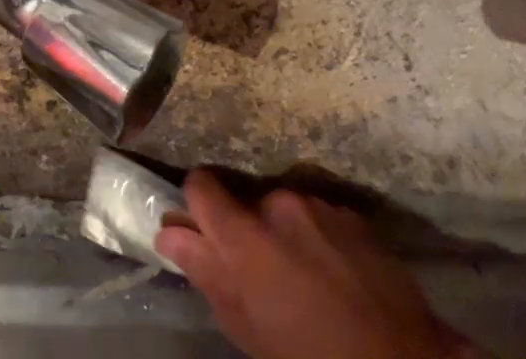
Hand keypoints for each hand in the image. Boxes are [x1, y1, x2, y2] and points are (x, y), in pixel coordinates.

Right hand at [154, 171, 474, 358]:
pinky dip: (317, 237)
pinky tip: (335, 274)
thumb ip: (205, 271)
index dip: (196, 206)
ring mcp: (322, 206)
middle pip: (246, 201)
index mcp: (245, 232)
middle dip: (247, 229)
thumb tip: (170, 233)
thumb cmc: (308, 353)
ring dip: (284, 232)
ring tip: (304, 278)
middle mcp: (280, 203)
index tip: (203, 232)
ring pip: (284, 207)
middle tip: (261, 275)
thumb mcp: (245, 325)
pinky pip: (320, 216)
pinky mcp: (355, 215)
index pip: (200, 184)